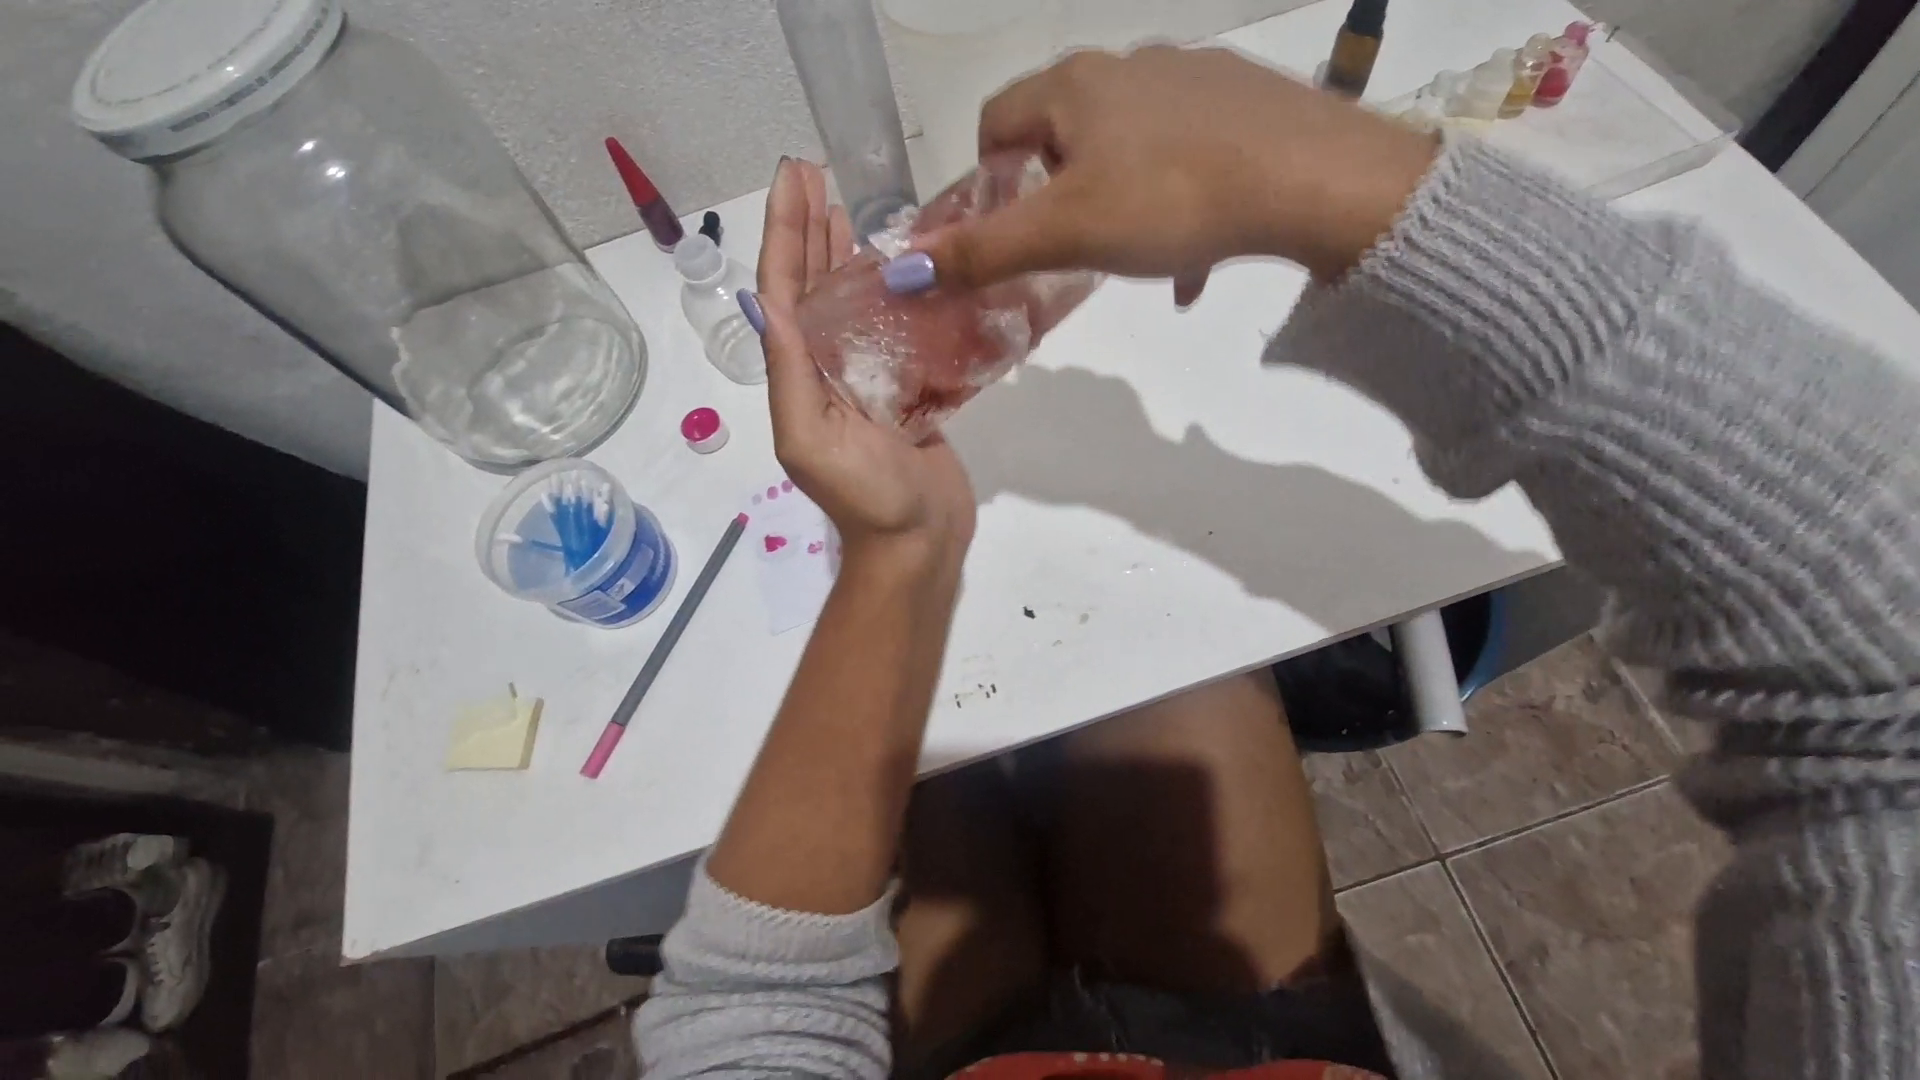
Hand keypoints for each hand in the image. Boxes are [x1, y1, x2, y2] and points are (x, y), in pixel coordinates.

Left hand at [757, 159, 977, 569]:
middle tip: (820, 172)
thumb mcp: (810, 438)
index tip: (797, 175)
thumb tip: (767, 299)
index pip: (784, 288)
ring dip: (848, 253)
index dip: (786, 230)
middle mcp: (828, 367)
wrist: (917, 543)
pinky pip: (898, 329)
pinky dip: (898, 294)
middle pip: (814, 284)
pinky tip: (908, 266)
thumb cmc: (866, 496)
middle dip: (812, 228)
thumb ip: (790, 371)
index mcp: (800, 373)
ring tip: (854, 205)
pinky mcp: (908, 389)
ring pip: (854, 302)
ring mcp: (869, 377)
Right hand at [913, 45, 1438, 299]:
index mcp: (1075, 88)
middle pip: (1063, 132)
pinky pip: (1186, 160)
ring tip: (1130, 260)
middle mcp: (1128, 67)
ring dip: (1114, 205)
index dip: (984, 177)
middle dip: (1052, 193)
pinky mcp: (1243, 106)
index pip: (997, 120)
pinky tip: (1190, 262)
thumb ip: (982, 253)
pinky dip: (1174, 208)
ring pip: (1127, 149)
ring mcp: (1191, 81)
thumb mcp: (1064, 235)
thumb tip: (902, 272)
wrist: (1313, 181)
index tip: (999, 228)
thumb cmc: (1170, 199)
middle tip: (1064, 246)